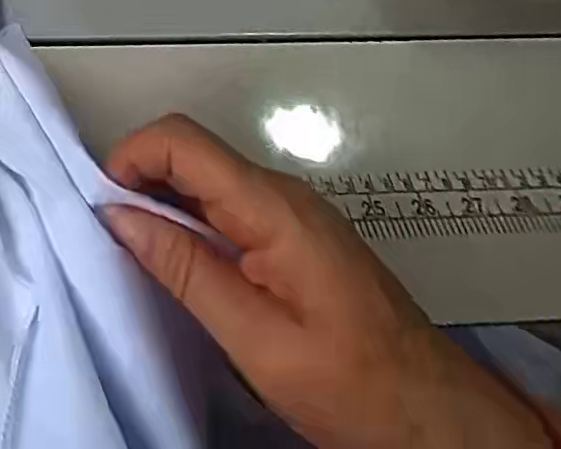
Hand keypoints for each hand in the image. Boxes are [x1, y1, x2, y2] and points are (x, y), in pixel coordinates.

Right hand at [101, 115, 560, 448]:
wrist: (452, 429)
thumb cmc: (362, 390)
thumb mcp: (259, 340)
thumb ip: (183, 269)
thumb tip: (118, 215)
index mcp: (273, 208)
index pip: (179, 140)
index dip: (129, 157)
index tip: (108, 204)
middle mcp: (279, 192)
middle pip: (183, 149)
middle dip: (136, 178)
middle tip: (118, 229)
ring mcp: (286, 207)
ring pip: (196, 171)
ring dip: (157, 198)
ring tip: (146, 248)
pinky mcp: (287, 227)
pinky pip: (216, 197)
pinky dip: (182, 214)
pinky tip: (180, 255)